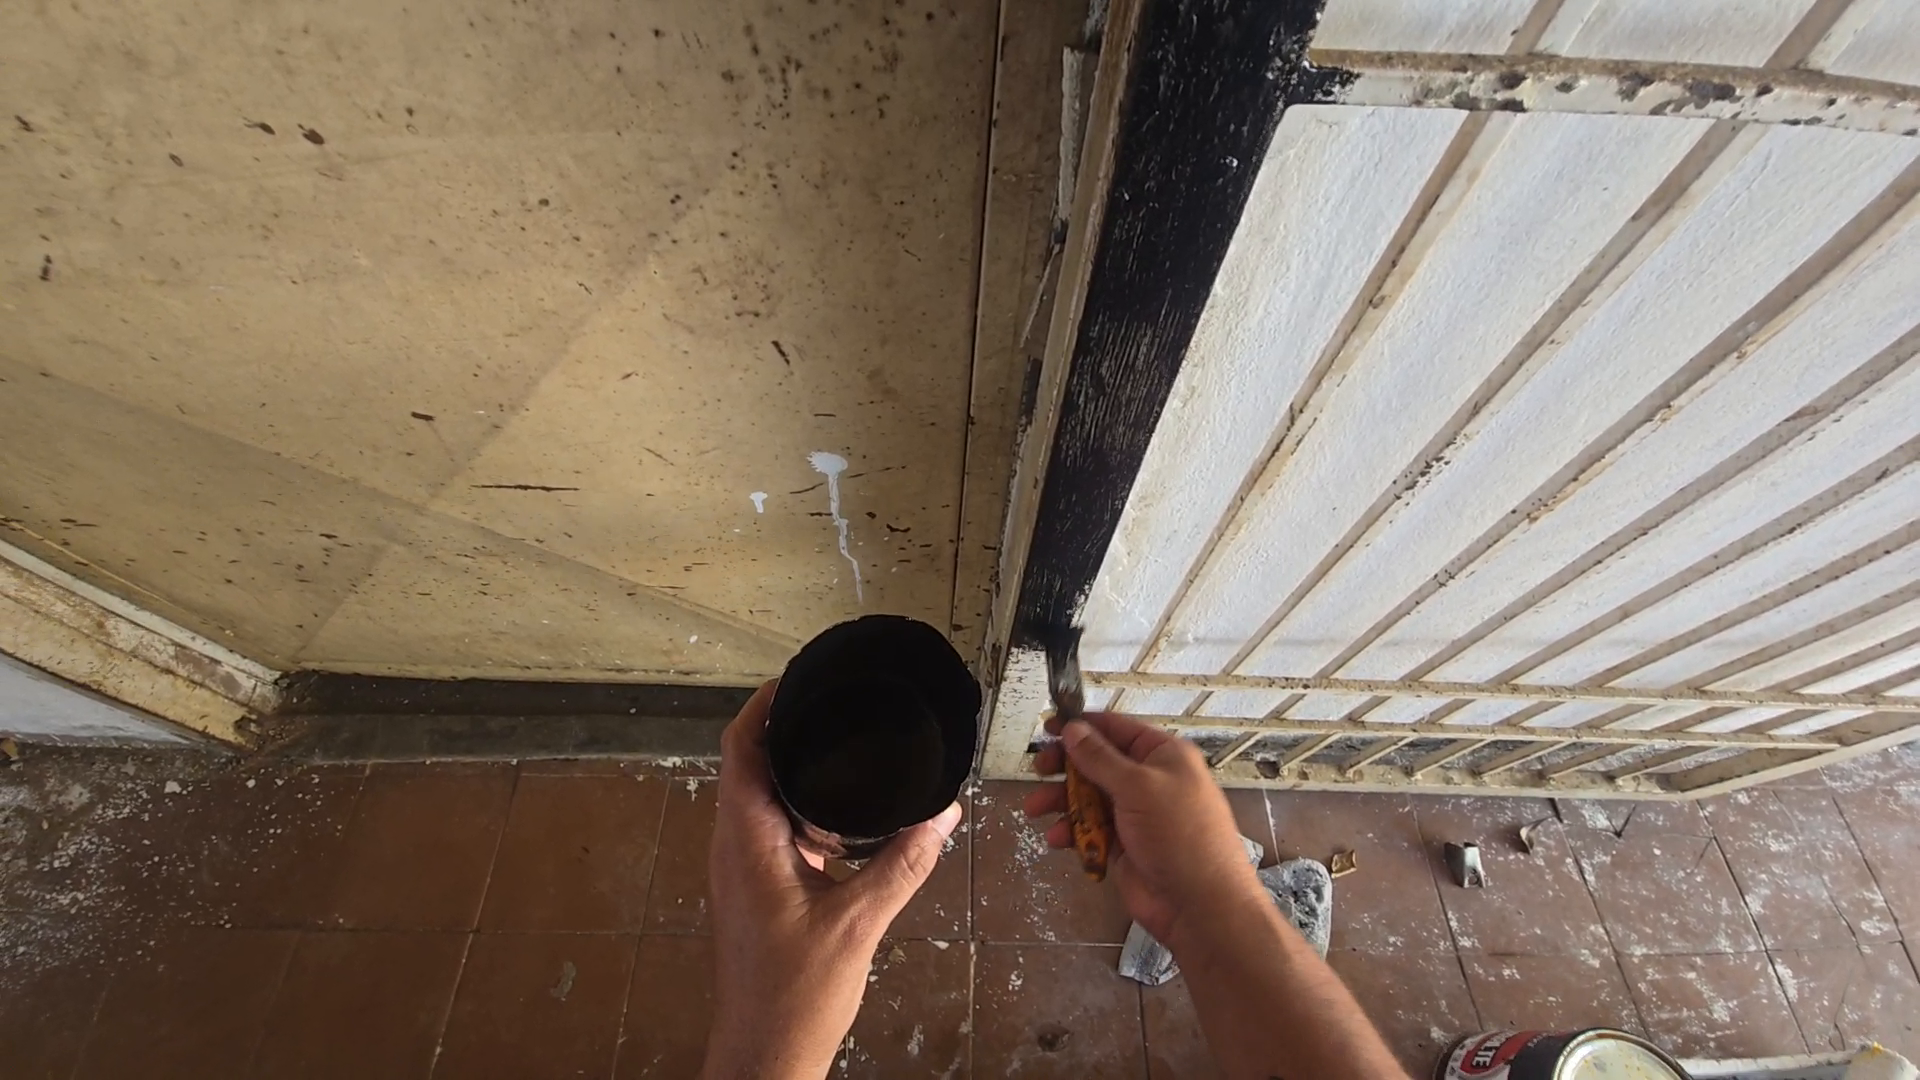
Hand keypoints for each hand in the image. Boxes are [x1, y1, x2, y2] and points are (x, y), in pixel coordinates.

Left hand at [704, 681, 963, 1079]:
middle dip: (785, 726)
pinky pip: (776, 824)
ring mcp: (743, 865)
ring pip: (762, 794)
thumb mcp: (859, 923)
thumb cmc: (796, 994)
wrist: (763, 1060)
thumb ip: (902, 864)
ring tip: (844, 742)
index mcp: (747, 839)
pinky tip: (845, 811)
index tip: (797, 678)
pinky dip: (805, 804)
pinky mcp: (757, 884)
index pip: (739, 749)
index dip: (761, 705)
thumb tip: (944, 813)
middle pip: (748, 762)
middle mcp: (735, 843)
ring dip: (795, 766)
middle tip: (834, 700)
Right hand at [1024, 713, 1265, 948]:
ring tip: (1034, 808)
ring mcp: (1135, 813)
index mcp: (1162, 755)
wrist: (1200, 908)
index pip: (1117, 729)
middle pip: (1098, 763)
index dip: (1082, 726)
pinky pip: (1091, 828)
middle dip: (1066, 766)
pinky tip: (1056, 838)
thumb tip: (1073, 728)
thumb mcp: (1138, 787)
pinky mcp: (1123, 843)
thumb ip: (1100, 758)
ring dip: (1061, 801)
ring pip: (1089, 796)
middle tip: (1039, 769)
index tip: (1049, 727)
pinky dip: (1073, 831)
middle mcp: (1149, 779)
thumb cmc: (1178, 834)